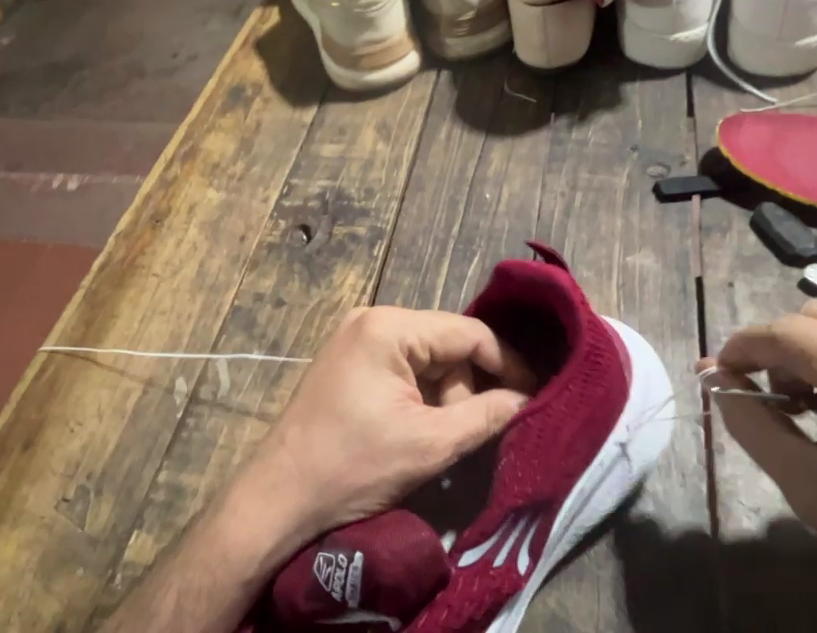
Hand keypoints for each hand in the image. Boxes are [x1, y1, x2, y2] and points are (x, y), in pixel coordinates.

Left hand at [240, 306, 535, 544]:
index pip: (469, 332)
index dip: (508, 364)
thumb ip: (486, 416)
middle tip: (465, 435)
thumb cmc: (353, 467)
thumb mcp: (430, 444)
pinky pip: (403, 370)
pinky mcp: (349, 364)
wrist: (280, 497)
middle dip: (467, 389)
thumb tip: (529, 401)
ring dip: (444, 399)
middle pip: (447, 345)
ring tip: (435, 441)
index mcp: (389, 327)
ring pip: (427, 360)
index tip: (535, 396)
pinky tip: (418, 432)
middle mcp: (372, 319)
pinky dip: (421, 399)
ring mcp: (356, 340)